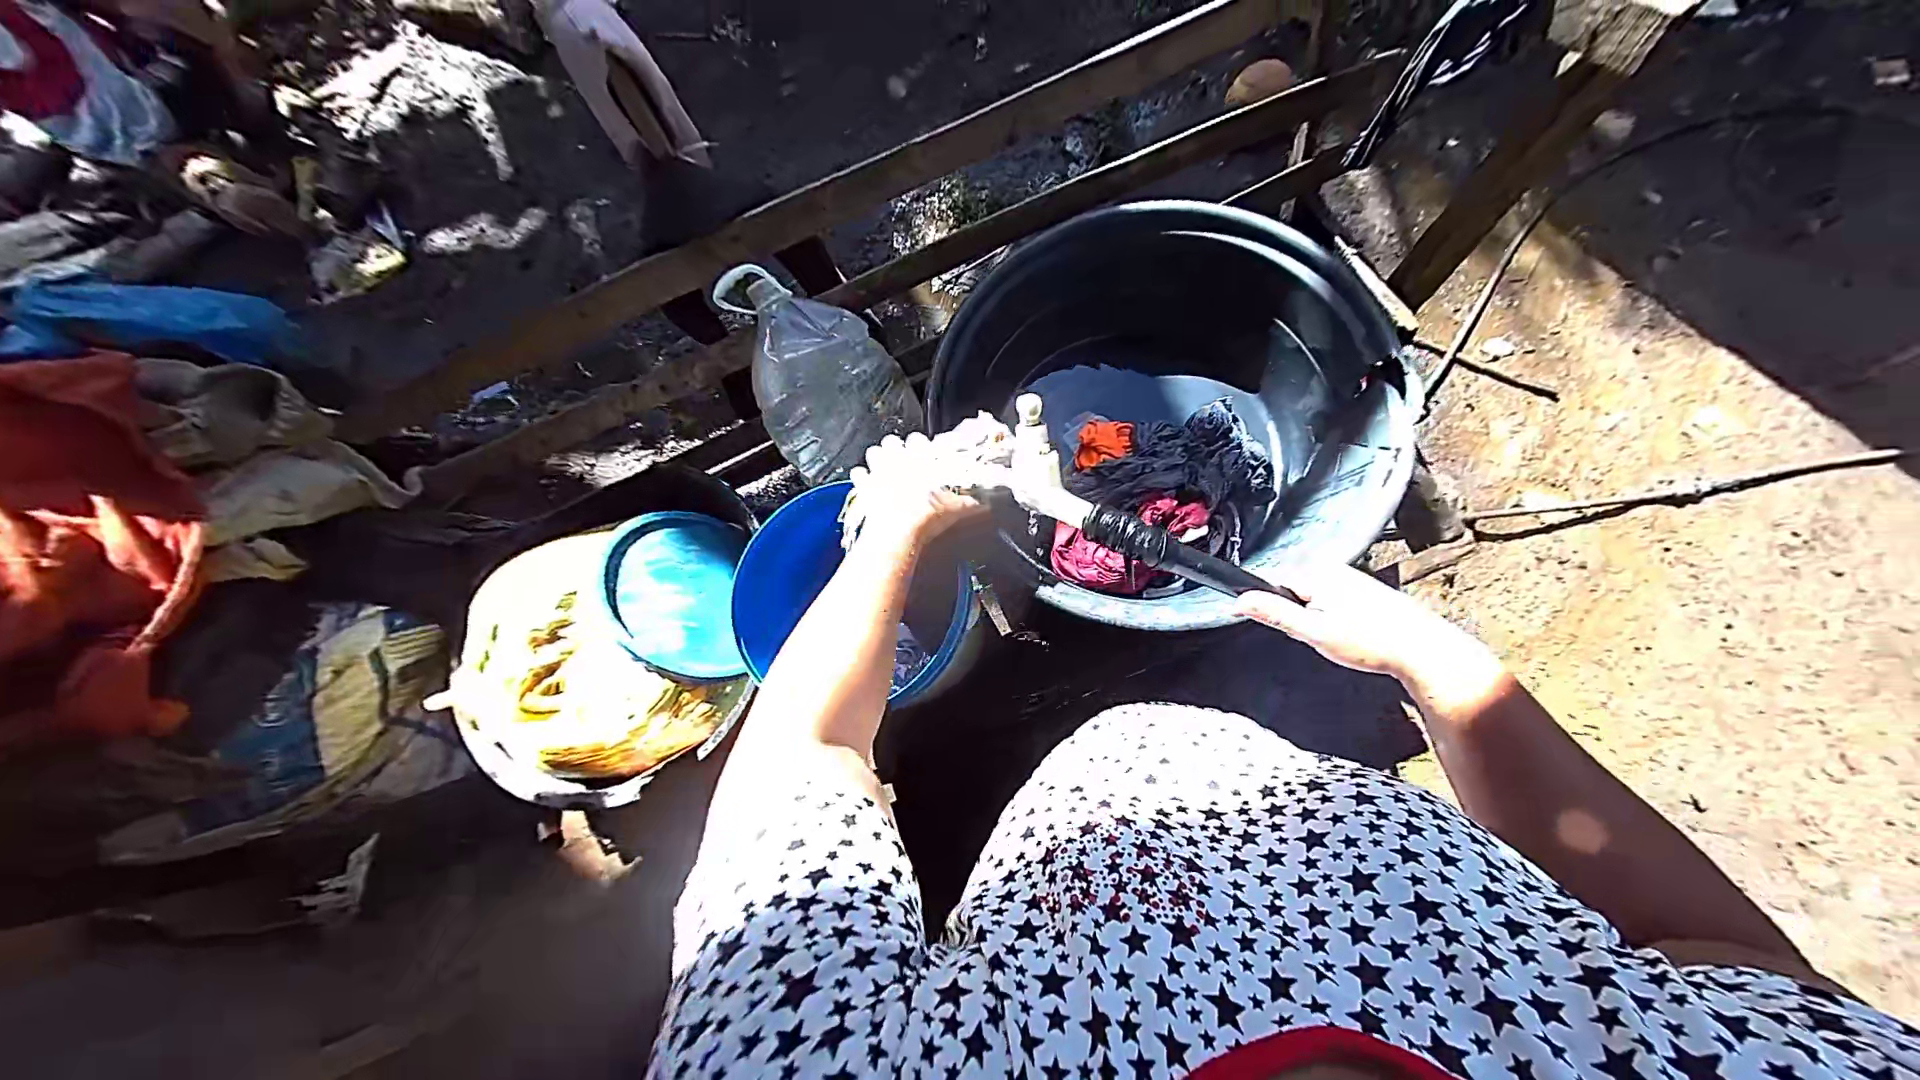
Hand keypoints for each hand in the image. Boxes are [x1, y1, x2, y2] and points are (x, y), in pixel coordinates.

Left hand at [845, 432, 988, 545]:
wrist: (900, 531)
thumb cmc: (929, 514)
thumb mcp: (959, 508)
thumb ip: (973, 502)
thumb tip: (989, 503)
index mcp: (921, 457)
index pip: (919, 441)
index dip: (921, 446)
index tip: (923, 451)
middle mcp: (898, 457)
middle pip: (893, 442)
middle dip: (896, 447)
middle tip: (902, 457)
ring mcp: (878, 470)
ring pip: (874, 452)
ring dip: (878, 457)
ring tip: (883, 464)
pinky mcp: (864, 486)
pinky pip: (859, 474)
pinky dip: (862, 477)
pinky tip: (865, 480)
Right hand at [1234, 562, 1499, 691]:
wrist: (1424, 651)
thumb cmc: (1374, 642)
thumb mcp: (1313, 632)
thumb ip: (1273, 613)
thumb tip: (1239, 601)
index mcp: (1315, 571)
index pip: (1271, 584)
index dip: (1276, 609)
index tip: (1295, 627)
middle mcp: (1331, 566)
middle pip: (1289, 589)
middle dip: (1297, 613)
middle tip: (1321, 634)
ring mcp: (1347, 574)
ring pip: (1309, 596)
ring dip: (1317, 616)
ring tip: (1342, 635)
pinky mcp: (1360, 586)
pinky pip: (1328, 598)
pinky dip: (1333, 616)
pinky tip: (1353, 631)